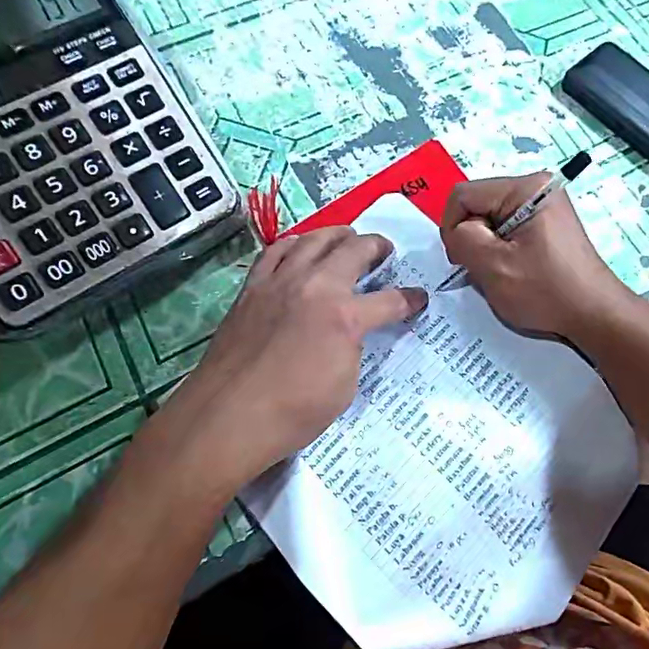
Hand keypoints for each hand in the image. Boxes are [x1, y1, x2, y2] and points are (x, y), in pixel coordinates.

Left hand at [130, 228, 426, 497]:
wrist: (229, 415)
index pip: (390, 301)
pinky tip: (299, 247)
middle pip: (353, 251)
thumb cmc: (293, 411)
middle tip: (385, 250)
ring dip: (337, 234)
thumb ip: (352, 348)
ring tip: (347, 236)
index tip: (419, 299)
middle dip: (376, 247)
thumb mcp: (344, 386)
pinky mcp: (252, 288)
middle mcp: (314, 286)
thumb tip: (349, 333)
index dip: (410, 300)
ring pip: (313, 240)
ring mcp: (279, 282)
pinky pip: (275, 252)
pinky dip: (295, 244)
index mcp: (345, 316)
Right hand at [441, 174, 631, 338]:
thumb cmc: (546, 291)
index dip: (452, 228)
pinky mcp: (548, 226)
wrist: (594, 314)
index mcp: (526, 189)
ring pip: (491, 221)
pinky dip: (502, 253)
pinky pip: (508, 231)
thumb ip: (463, 239)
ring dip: (488, 250)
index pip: (463, 195)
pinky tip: (516, 273)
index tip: (463, 260)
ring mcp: (545, 207)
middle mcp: (537, 189)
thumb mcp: (493, 266)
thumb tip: (459, 232)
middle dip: (473, 239)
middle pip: (478, 205)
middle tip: (487, 271)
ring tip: (505, 274)